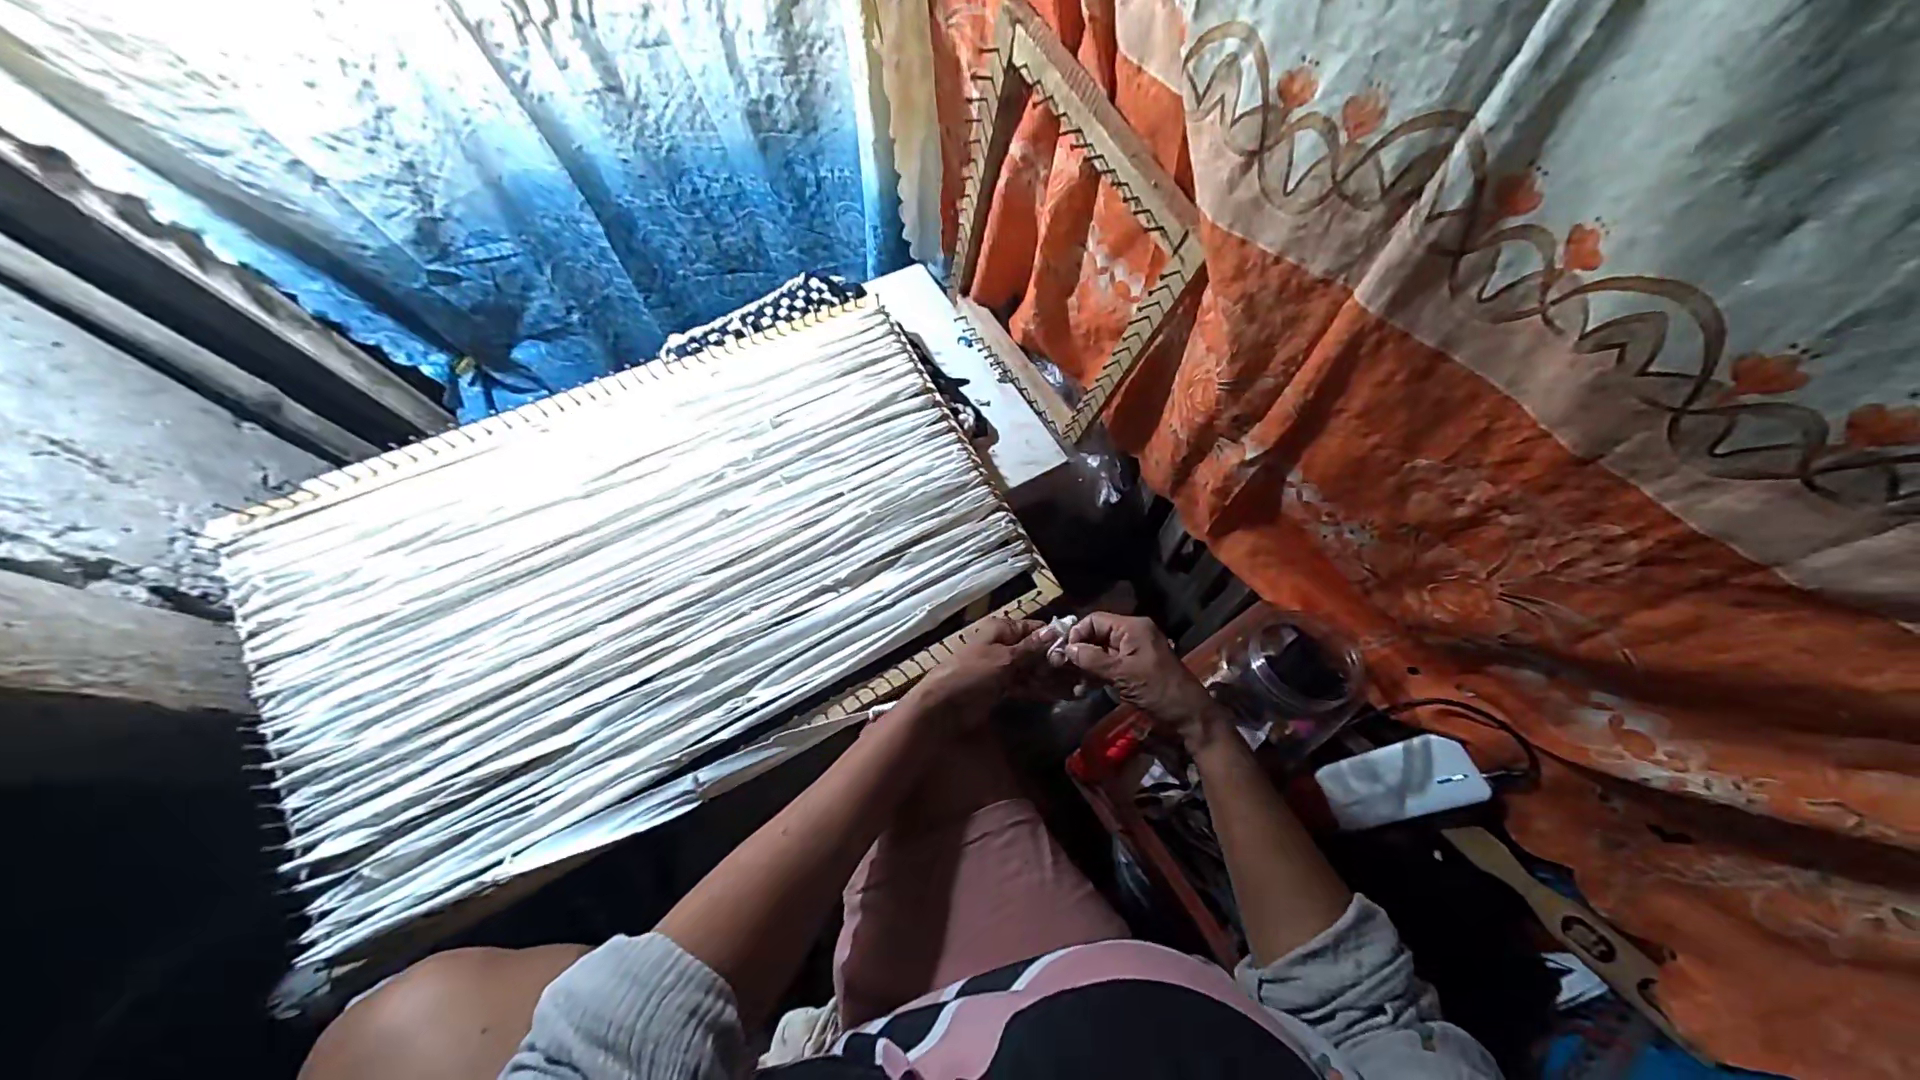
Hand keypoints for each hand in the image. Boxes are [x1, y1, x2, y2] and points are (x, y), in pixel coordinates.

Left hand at [902, 617, 1072, 724]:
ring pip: (1032, 669)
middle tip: (1082, 674)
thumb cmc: (971, 676)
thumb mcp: (1003, 659)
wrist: (941, 709)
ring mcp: (1001, 668)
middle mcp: (1002, 645)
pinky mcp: (1000, 689)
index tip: (1078, 650)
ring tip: (1078, 686)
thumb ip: (1031, 648)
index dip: (1055, 638)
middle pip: (1035, 651)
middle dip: (1056, 662)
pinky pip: (1025, 685)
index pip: (1035, 629)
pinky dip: (1040, 689)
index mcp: (1000, 630)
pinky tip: (1061, 695)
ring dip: (1052, 678)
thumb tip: (1056, 631)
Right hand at [1055, 612, 1226, 745]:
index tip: (1064, 653)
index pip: (1094, 620)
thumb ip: (1093, 659)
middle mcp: (1133, 633)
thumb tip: (1067, 649)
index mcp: (1133, 627)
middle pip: (1097, 633)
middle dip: (1080, 649)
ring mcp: (1135, 650)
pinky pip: (1111, 662)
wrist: (1189, 715)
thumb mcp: (1123, 674)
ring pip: (1102, 649)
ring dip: (1087, 662)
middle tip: (1064, 667)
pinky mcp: (1135, 666)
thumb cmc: (1158, 691)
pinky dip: (1098, 671)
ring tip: (1073, 678)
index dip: (1077, 633)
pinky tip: (1086, 684)